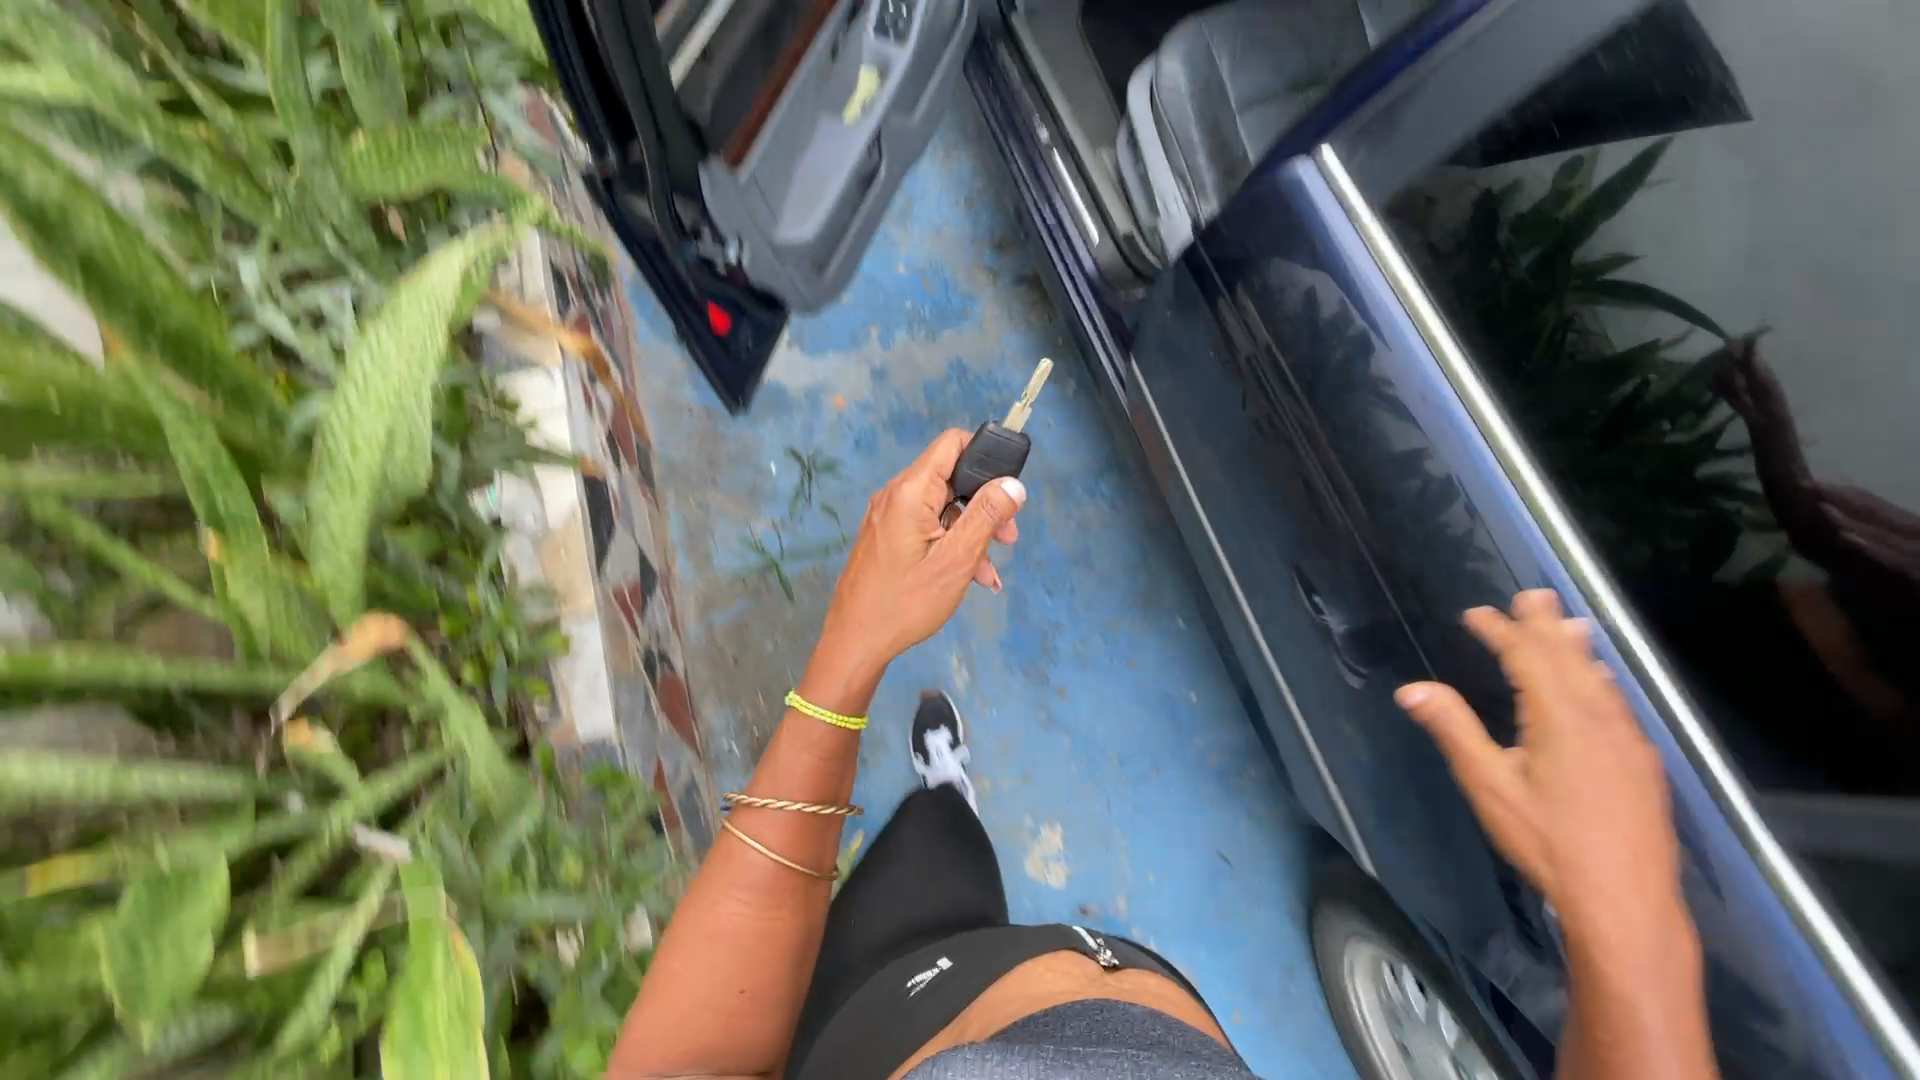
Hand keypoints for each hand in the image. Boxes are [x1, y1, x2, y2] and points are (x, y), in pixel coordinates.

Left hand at [809, 429, 1024, 692]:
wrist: (856, 642)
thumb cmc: (905, 603)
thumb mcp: (955, 560)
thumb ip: (986, 517)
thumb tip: (1013, 484)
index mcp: (909, 491)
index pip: (952, 444)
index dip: (985, 456)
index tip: (1009, 486)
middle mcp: (895, 495)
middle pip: (951, 479)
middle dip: (985, 505)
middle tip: (1009, 539)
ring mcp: (888, 517)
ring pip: (942, 508)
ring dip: (971, 533)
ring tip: (989, 572)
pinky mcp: (887, 537)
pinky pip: (927, 528)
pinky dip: (950, 545)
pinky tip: (969, 577)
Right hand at [1394, 591, 1679, 923]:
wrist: (1624, 898)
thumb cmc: (1546, 839)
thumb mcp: (1487, 784)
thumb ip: (1453, 730)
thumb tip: (1411, 689)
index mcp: (1560, 718)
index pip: (1527, 658)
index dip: (1500, 631)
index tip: (1476, 613)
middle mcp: (1599, 719)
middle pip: (1570, 658)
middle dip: (1546, 625)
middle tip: (1533, 594)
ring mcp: (1628, 741)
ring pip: (1600, 679)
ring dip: (1578, 648)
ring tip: (1571, 624)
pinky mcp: (1642, 764)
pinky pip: (1617, 703)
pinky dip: (1600, 679)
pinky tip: (1601, 684)